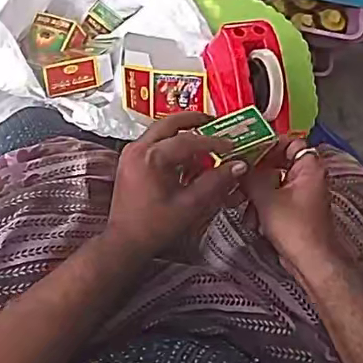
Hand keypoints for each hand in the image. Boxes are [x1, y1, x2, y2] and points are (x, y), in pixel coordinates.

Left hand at [105, 112, 247, 256]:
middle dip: (194, 121)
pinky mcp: (129, 161)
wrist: (125, 241)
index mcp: (151, 157)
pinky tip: (185, 155)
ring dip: (182, 130)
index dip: (213, 141)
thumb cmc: (154, 226)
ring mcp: (130, 153)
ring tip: (204, 137)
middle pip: (170, 123)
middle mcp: (137, 149)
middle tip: (215, 122)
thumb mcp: (190, 205)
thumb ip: (215, 182)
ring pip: (160, 131)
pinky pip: (153, 143)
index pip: (188, 140)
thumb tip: (238, 166)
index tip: (231, 145)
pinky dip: (170, 143)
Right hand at [243, 138, 343, 273]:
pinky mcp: (295, 210)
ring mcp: (302, 194)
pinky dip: (262, 205)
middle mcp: (308, 177)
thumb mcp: (266, 198)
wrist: (311, 262)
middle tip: (237, 174)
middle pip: (278, 163)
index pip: (291, 142)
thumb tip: (238, 165)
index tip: (247, 148)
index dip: (269, 143)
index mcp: (309, 168)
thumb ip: (250, 177)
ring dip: (255, 191)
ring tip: (238, 201)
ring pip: (274, 182)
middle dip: (256, 171)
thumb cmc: (294, 227)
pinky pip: (275, 198)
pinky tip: (251, 219)